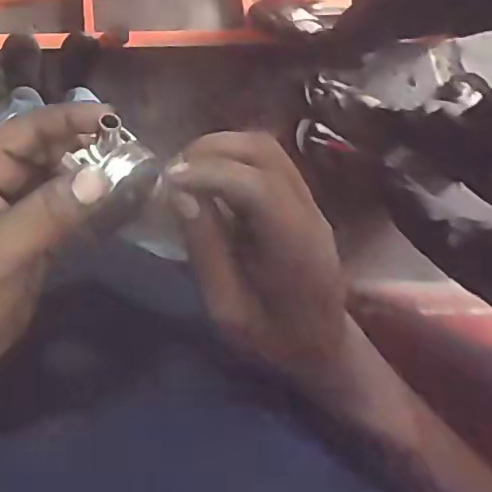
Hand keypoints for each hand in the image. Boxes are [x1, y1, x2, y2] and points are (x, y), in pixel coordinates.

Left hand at [0, 102, 116, 372]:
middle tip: (133, 144)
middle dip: (89, 141)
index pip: (31, 127)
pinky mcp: (40, 228)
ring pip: (65, 172)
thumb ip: (51, 211)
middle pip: (52, 145)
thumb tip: (102, 177)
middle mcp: (6, 175)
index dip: (70, 117)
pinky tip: (123, 198)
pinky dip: (94, 199)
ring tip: (135, 166)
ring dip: (96, 168)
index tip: (113, 117)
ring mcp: (24, 202)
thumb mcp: (6, 248)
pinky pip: (71, 202)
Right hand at [166, 131, 350, 389]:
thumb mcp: (229, 312)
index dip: (210, 174)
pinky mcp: (300, 195)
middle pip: (263, 151)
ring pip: (265, 146)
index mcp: (296, 247)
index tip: (169, 181)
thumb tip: (180, 194)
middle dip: (210, 151)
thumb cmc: (274, 339)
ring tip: (186, 170)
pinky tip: (207, 174)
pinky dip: (230, 155)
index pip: (258, 187)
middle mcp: (308, 212)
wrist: (323, 346)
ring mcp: (308, 199)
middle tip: (173, 173)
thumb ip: (206, 252)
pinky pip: (265, 157)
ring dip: (219, 147)